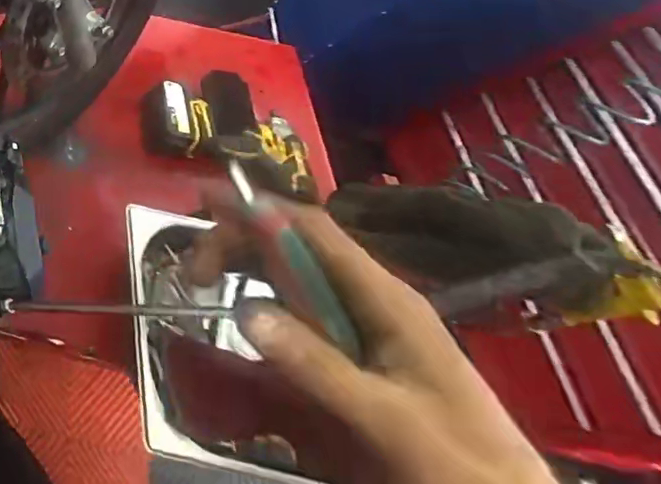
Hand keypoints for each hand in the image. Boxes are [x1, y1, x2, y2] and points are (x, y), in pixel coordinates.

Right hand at [186, 190, 552, 483]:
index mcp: (386, 296)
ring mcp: (365, 320)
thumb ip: (319, 368)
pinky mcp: (358, 347)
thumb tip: (244, 313)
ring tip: (204, 282)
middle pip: (293, 244)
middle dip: (240, 243)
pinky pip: (300, 306)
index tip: (206, 202)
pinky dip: (263, 299)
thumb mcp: (391, 422)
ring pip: (292, 271)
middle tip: (195, 271)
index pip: (313, 229)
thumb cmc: (465, 467)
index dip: (258, 208)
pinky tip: (244, 316)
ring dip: (246, 267)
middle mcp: (371, 295)